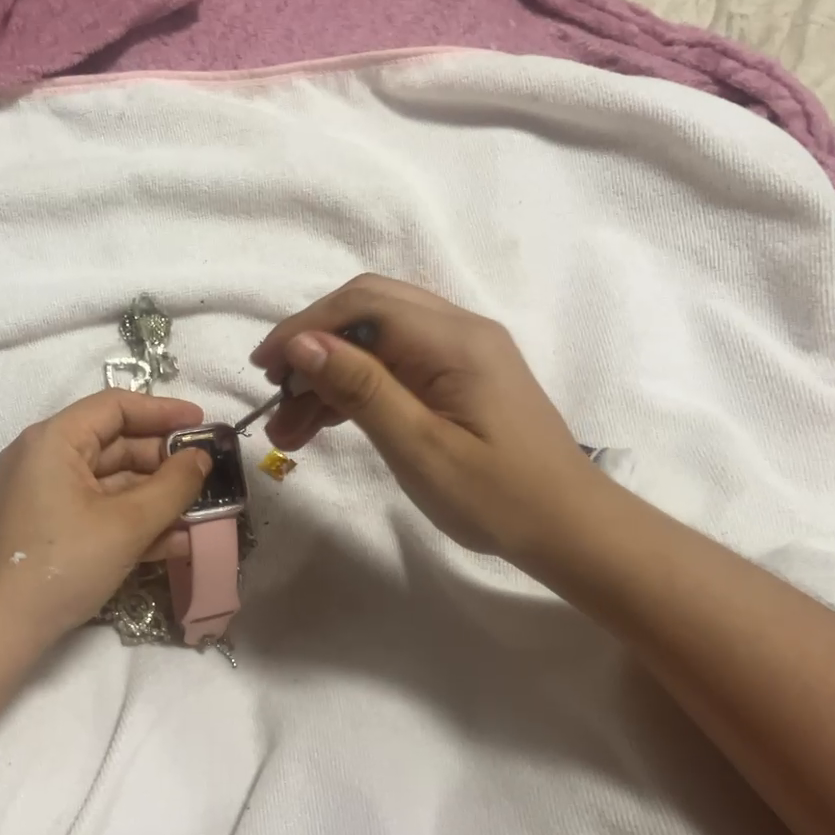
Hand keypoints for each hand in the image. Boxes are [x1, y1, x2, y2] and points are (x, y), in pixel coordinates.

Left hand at [0, 389, 210, 650]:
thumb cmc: (62, 565)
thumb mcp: (127, 525)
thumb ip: (173, 486)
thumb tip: (201, 458)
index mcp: (53, 441)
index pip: (115, 406)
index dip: (163, 412)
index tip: (203, 425)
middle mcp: (43, 458)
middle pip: (114, 445)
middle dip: (164, 463)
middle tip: (209, 477)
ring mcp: (42, 495)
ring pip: (109, 483)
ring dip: (155, 498)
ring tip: (202, 514)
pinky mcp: (45, 529)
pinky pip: (96, 511)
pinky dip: (131, 521)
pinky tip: (173, 542)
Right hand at [249, 274, 602, 561]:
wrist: (570, 530)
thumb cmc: (497, 496)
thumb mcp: (418, 447)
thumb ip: (361, 388)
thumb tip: (302, 343)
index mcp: (453, 341)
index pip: (362, 305)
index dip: (304, 328)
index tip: (263, 369)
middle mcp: (457, 331)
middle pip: (366, 312)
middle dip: (312, 347)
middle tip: (274, 396)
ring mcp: (460, 353)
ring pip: (375, 341)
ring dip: (328, 377)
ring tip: (287, 431)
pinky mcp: (457, 378)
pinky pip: (393, 366)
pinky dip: (354, 390)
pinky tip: (322, 425)